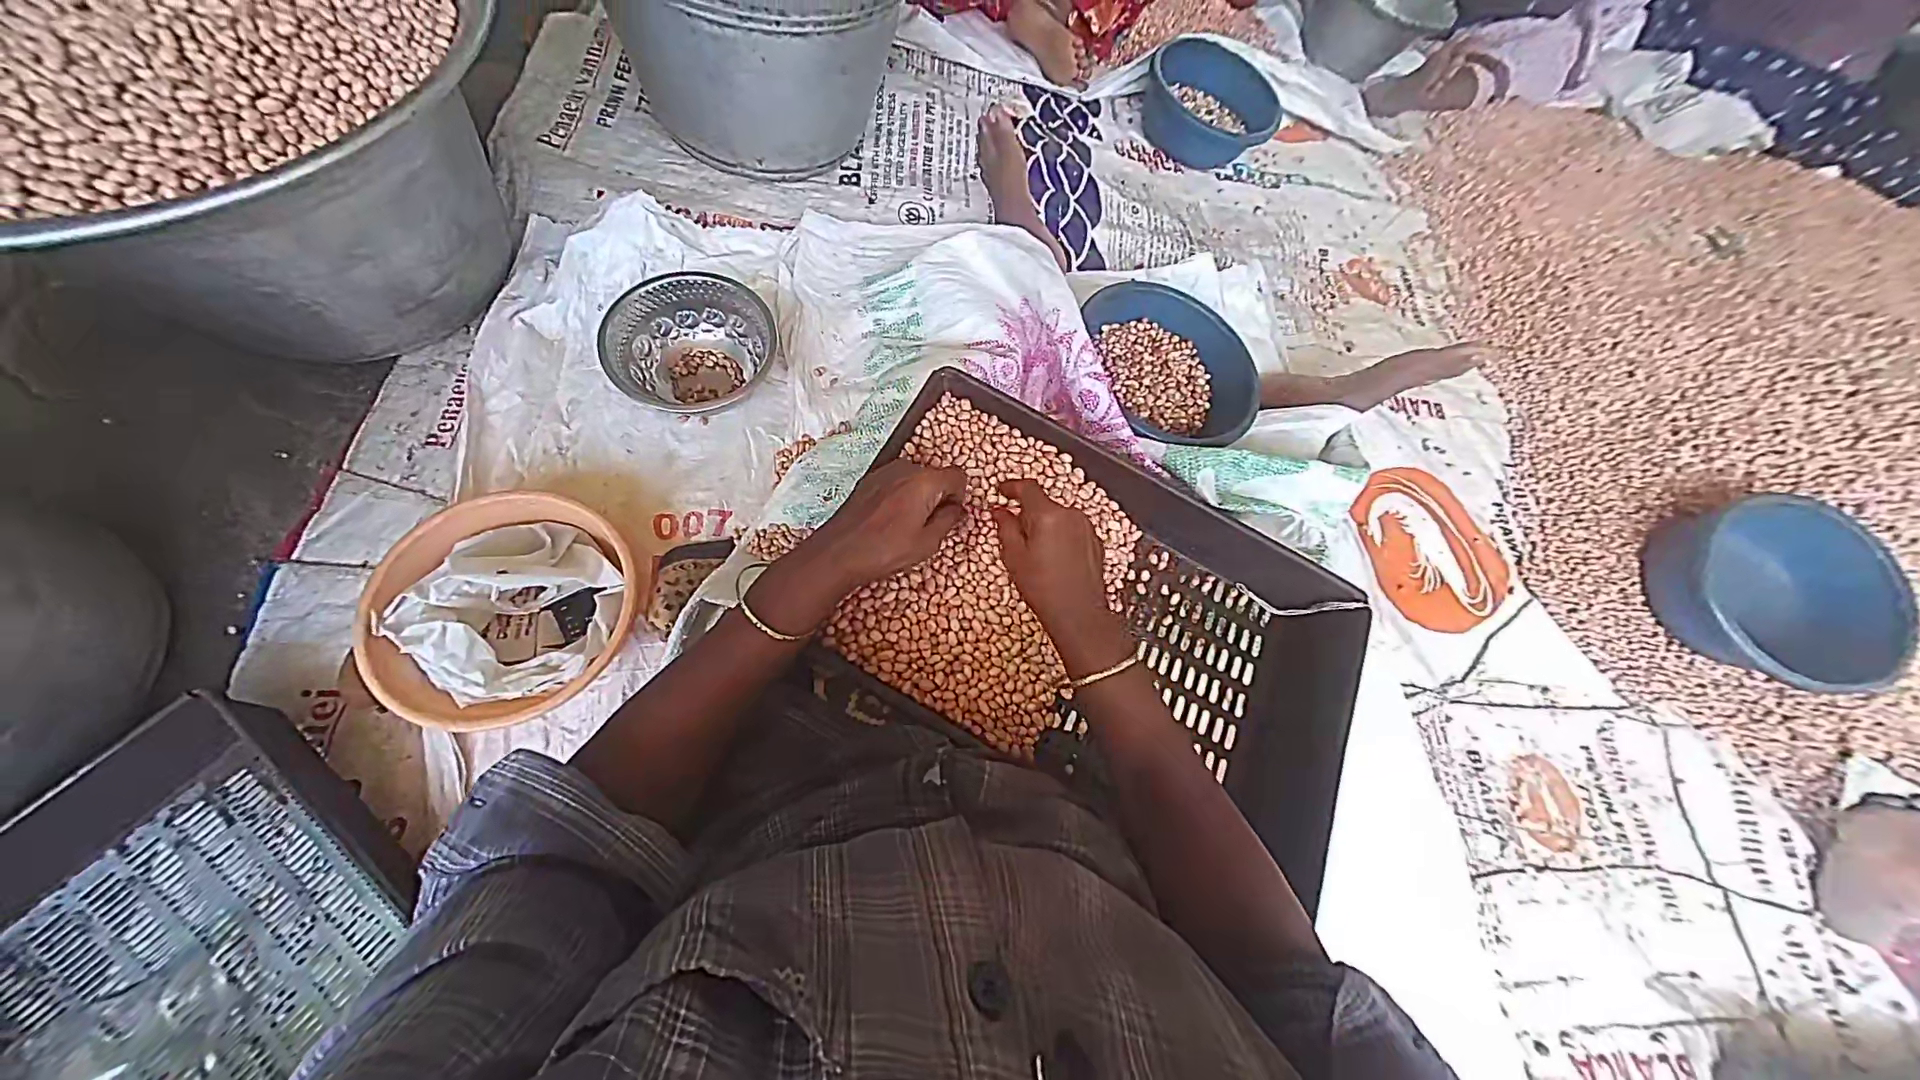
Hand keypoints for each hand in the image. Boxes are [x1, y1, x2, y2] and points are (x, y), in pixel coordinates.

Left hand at [796, 459, 967, 592]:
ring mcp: (885, 472)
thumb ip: (948, 520)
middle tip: (928, 526)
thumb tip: (956, 509)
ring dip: (918, 498)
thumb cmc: (882, 550)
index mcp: (925, 481)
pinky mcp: (870, 480)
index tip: (951, 514)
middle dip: (938, 497)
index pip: (958, 476)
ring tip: (906, 526)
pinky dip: (900, 497)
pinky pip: (896, 483)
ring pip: (915, 479)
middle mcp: (905, 469)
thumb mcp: (927, 543)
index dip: (959, 497)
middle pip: (936, 476)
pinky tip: (890, 521)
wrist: (838, 552)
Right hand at [990, 479, 1131, 675]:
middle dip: (1027, 514)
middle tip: (1013, 535)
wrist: (1078, 613)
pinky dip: (1059, 536)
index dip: (1010, 486)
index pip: (1027, 487)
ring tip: (1034, 554)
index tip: (1001, 490)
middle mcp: (1071, 515)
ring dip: (1044, 526)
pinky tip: (1052, 559)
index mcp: (1048, 515)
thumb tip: (1000, 511)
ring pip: (1058, 517)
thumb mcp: (1013, 556)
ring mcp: (1086, 527)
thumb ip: (1005, 527)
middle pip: (1043, 504)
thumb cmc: (1043, 588)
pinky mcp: (1095, 541)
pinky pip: (1071, 530)